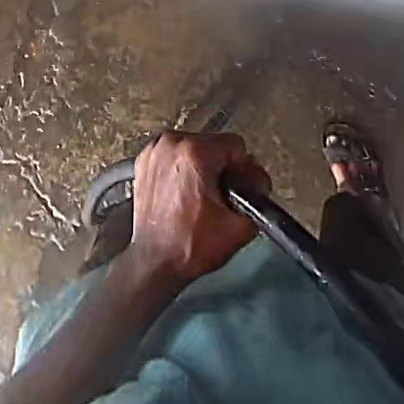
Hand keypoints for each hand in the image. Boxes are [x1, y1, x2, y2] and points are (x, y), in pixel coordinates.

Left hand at [128, 131, 269, 282]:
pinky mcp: (144, 160)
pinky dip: (181, 167)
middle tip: (222, 194)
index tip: (241, 185)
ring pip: (192, 146)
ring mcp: (154, 150)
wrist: (156, 260)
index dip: (244, 168)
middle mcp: (171, 144)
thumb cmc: (191, 245)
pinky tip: (184, 191)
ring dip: (202, 166)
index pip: (234, 144)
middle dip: (222, 167)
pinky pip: (173, 153)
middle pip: (212, 143)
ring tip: (202, 195)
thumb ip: (258, 194)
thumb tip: (259, 179)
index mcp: (194, 153)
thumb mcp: (240, 225)